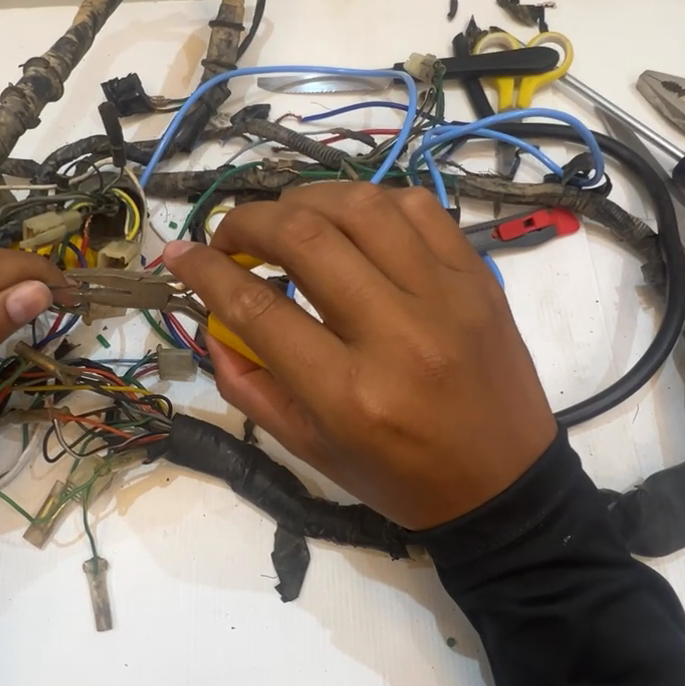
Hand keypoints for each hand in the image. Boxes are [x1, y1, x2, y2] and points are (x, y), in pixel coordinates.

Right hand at [163, 183, 556, 528]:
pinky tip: (348, 223)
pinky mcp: (477, 277)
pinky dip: (367, 202)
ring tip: (284, 223)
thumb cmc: (397, 476)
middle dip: (248, 223)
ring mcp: (446, 296)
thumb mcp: (308, 448)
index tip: (181, 255)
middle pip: (305, 239)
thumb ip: (248, 383)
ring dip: (304, 202)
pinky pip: (415, 207)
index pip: (258, 308)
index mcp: (349, 394)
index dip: (205, 272)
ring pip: (361, 207)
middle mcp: (398, 334)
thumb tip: (212, 318)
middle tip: (230, 238)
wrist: (502, 483)